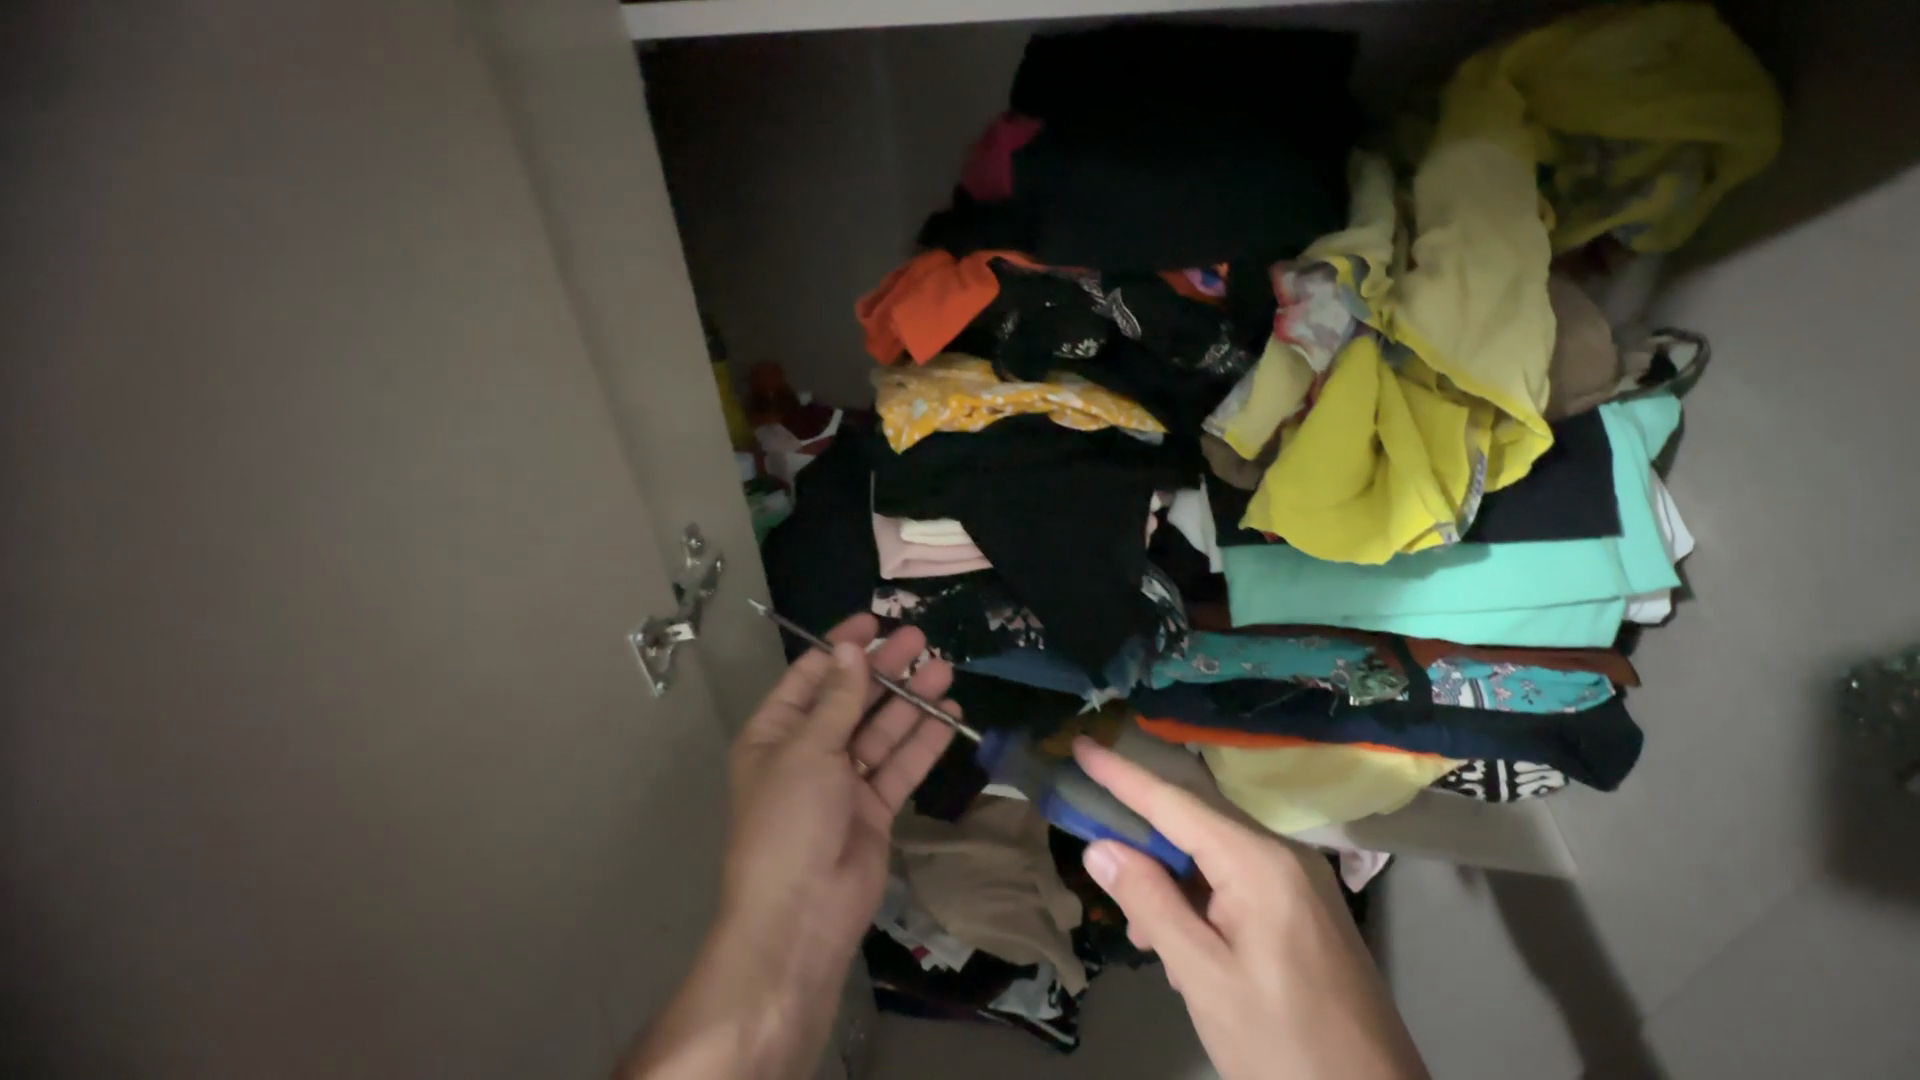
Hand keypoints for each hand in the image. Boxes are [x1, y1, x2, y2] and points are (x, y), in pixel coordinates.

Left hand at [720, 614, 956, 983]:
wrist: (801, 914)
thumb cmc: (790, 820)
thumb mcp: (807, 751)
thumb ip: (837, 700)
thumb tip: (849, 648)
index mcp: (775, 734)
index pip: (811, 677)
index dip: (841, 647)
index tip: (874, 620)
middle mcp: (808, 752)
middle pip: (852, 700)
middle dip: (885, 670)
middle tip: (921, 639)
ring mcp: (843, 782)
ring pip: (881, 731)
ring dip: (911, 701)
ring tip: (944, 668)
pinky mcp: (874, 809)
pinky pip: (899, 766)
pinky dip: (923, 742)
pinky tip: (949, 715)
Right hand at [1071, 738, 1429, 1079]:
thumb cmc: (1284, 1046)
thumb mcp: (1204, 977)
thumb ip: (1150, 904)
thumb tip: (1100, 848)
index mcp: (1259, 863)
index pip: (1174, 803)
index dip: (1121, 775)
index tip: (1081, 743)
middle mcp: (1284, 857)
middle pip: (1195, 827)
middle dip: (1144, 846)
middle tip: (1102, 869)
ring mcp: (1301, 885)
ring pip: (1214, 861)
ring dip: (1172, 888)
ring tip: (1147, 942)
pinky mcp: (1306, 913)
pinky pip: (1238, 886)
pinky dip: (1202, 906)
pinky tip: (1186, 954)